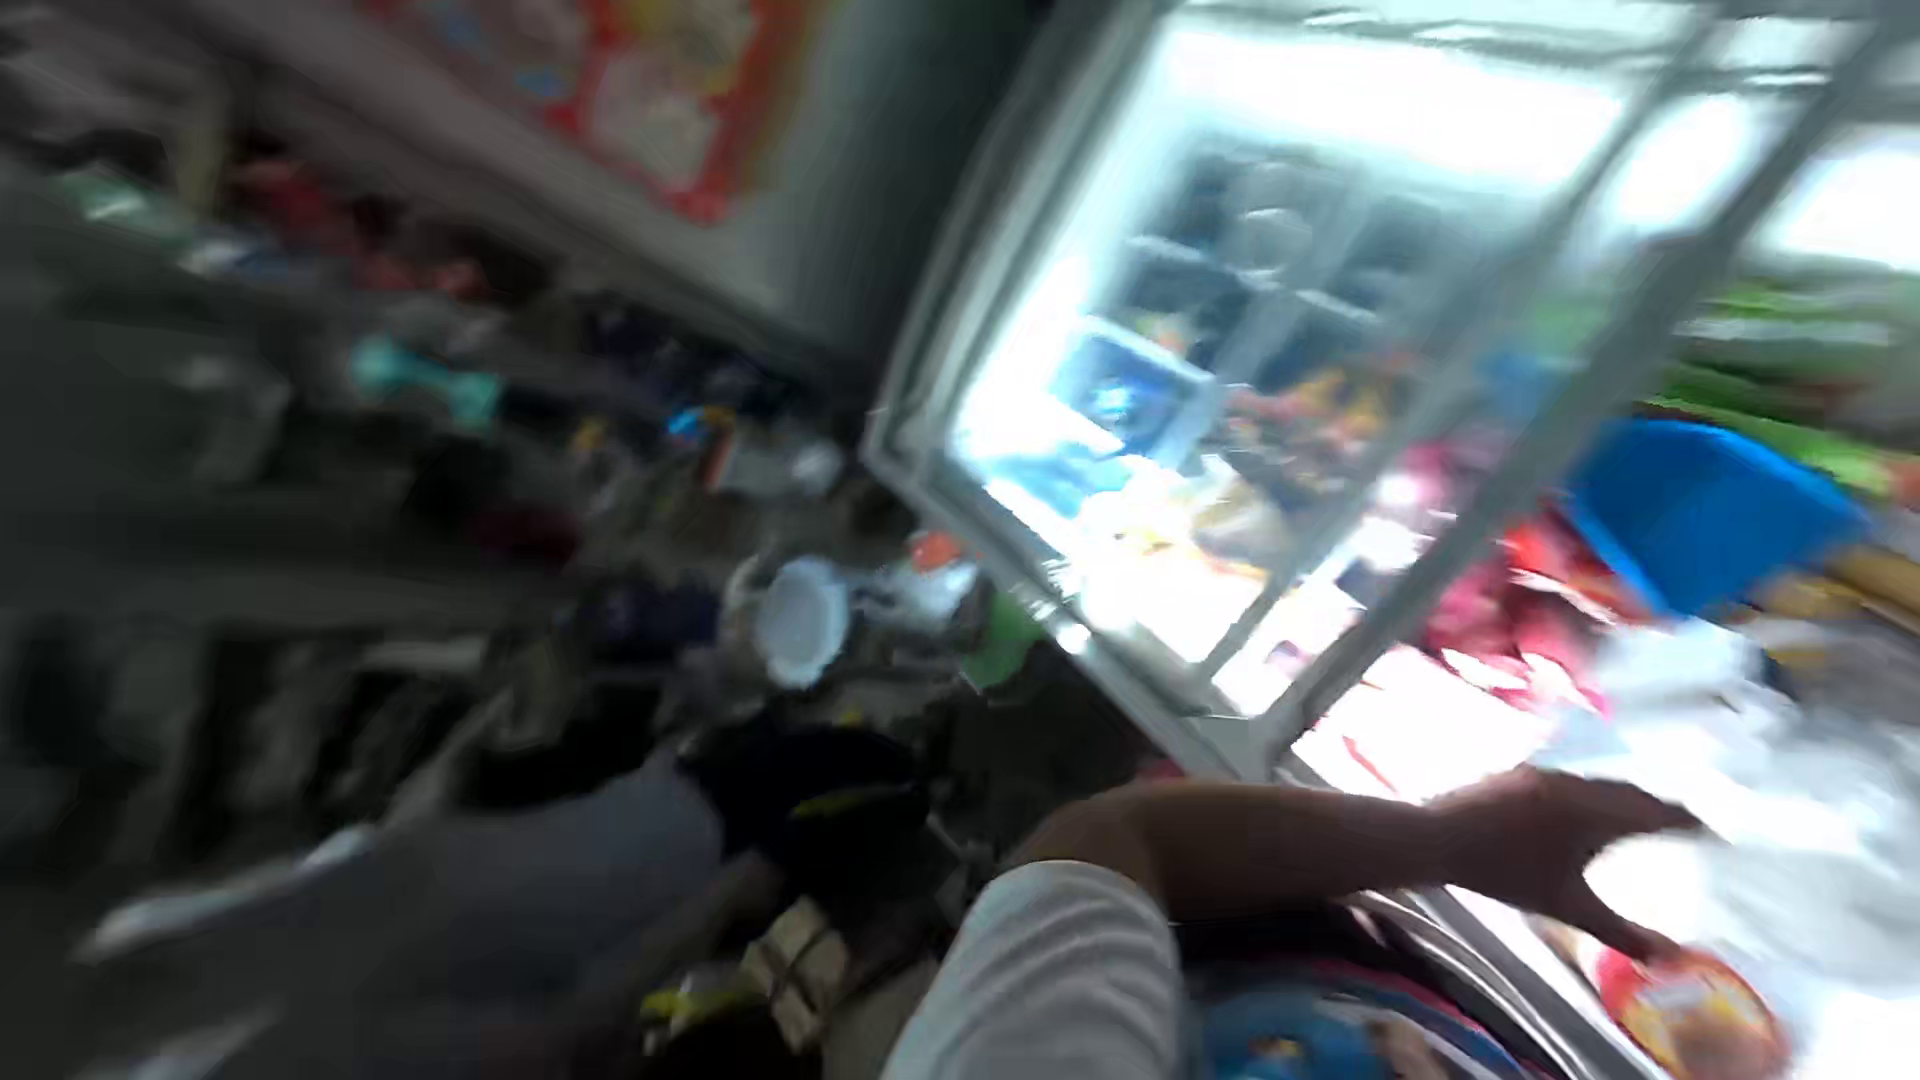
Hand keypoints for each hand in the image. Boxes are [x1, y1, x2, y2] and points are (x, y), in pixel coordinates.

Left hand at [1427, 768, 1699, 961]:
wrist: (1436, 837)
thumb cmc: (1503, 871)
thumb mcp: (1567, 905)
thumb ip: (1624, 933)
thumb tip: (1677, 961)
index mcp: (1594, 813)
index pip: (1656, 812)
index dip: (1686, 821)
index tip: (1712, 831)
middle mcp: (1569, 785)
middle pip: (1626, 791)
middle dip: (1655, 805)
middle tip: (1680, 821)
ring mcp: (1535, 774)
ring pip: (1592, 781)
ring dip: (1618, 794)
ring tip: (1636, 812)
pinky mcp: (1510, 773)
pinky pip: (1561, 778)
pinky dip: (1583, 789)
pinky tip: (1581, 803)